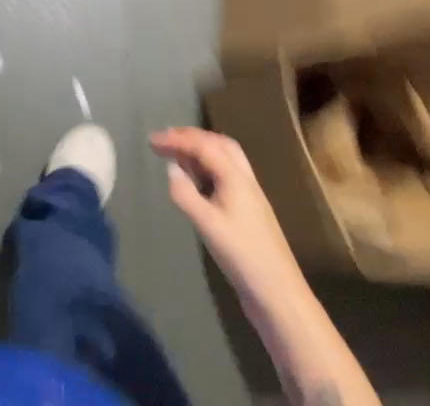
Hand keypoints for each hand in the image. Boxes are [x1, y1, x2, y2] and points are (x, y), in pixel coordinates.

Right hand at [150, 127, 305, 303]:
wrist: (278, 292)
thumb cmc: (242, 255)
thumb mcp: (206, 224)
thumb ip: (184, 194)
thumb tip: (170, 168)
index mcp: (236, 179)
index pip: (204, 146)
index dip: (177, 139)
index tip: (151, 140)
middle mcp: (245, 181)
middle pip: (220, 145)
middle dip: (192, 137)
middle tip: (165, 140)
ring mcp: (250, 195)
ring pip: (226, 159)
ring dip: (200, 149)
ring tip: (175, 155)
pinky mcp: (248, 210)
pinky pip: (226, 174)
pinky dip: (207, 166)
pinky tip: (195, 181)